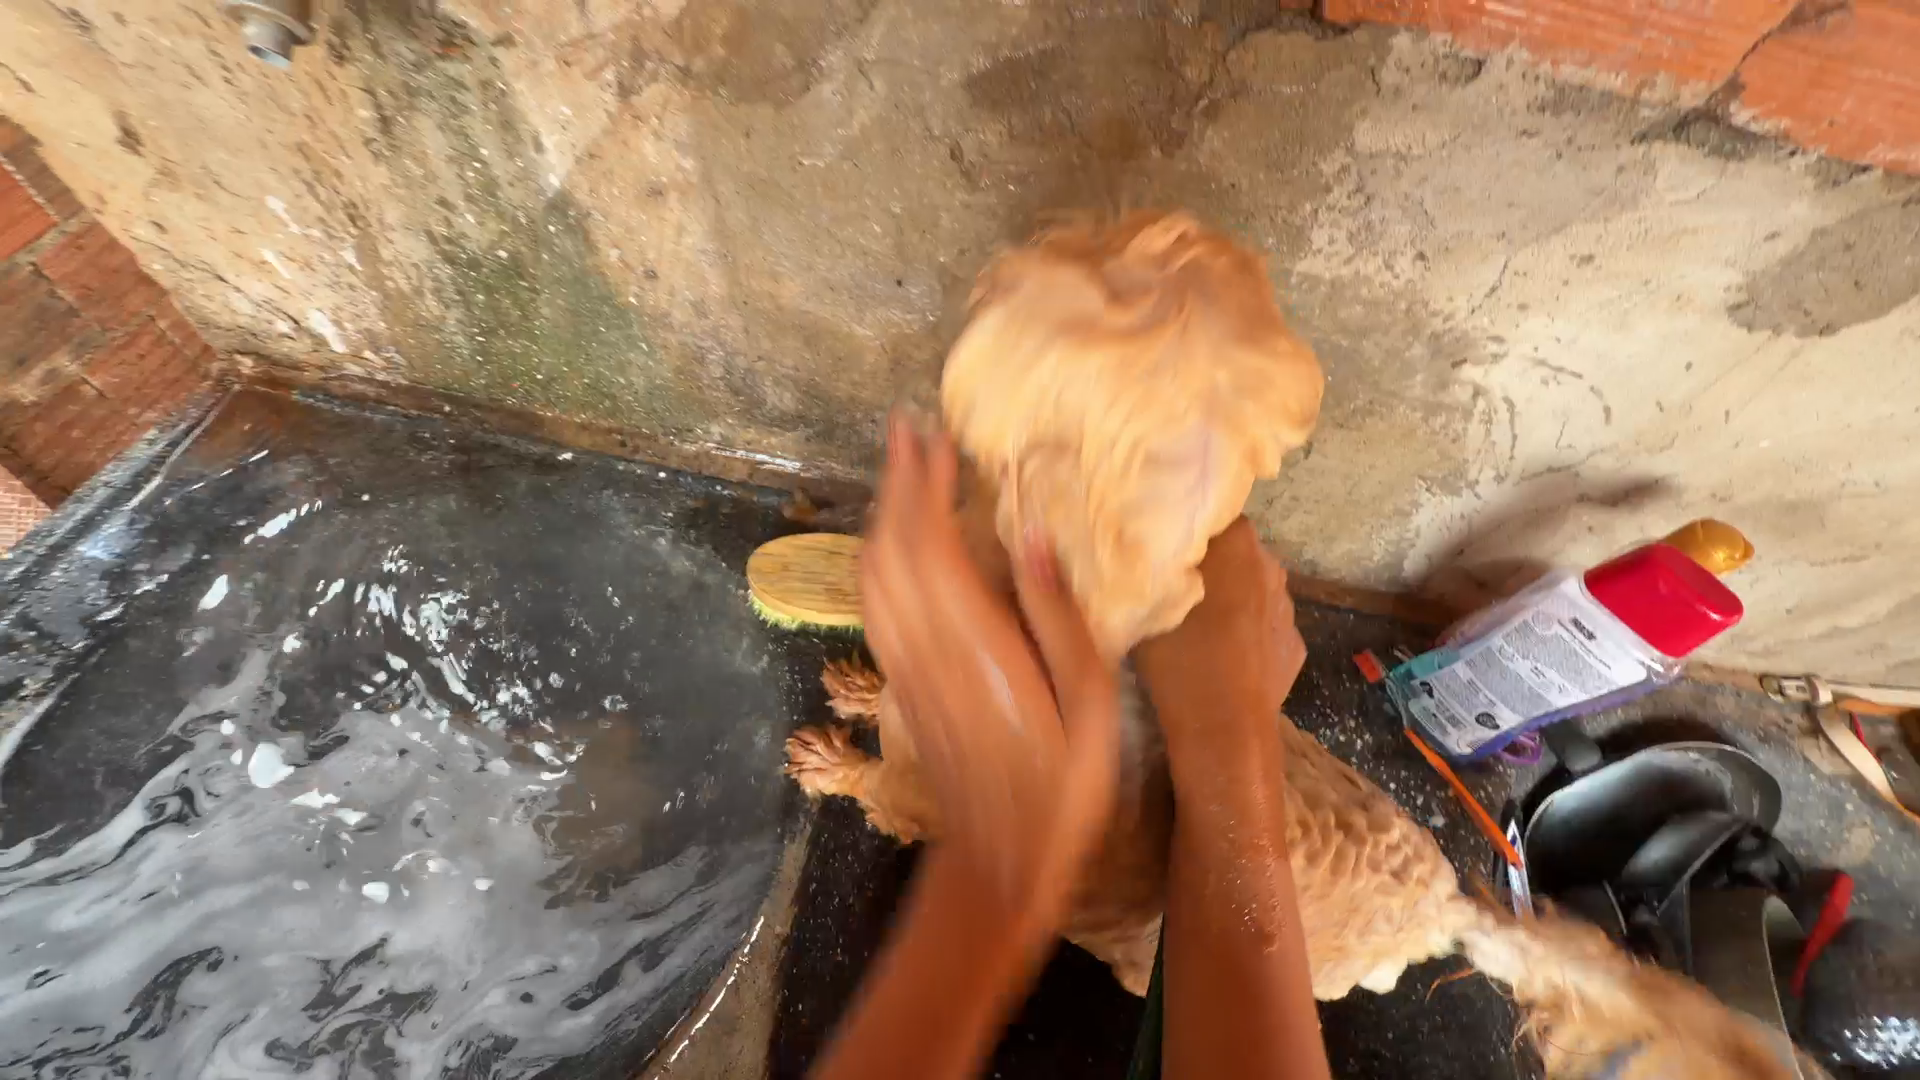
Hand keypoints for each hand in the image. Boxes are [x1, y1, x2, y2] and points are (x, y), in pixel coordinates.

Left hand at [860, 412, 1120, 922]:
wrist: (997, 858)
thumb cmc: (1061, 787)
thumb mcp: (1090, 704)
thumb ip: (1057, 617)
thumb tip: (1033, 536)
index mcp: (977, 645)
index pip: (935, 545)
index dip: (926, 486)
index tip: (930, 437)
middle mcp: (928, 646)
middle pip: (893, 548)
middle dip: (896, 483)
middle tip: (905, 430)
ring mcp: (905, 664)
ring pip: (873, 573)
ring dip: (881, 514)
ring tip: (897, 470)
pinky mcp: (900, 680)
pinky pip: (873, 604)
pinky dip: (875, 557)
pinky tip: (889, 540)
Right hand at [1134, 517, 1306, 725]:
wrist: (1225, 728)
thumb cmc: (1180, 660)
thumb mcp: (1145, 609)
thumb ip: (1148, 576)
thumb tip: (1138, 561)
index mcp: (1236, 546)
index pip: (1213, 515)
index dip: (1187, 528)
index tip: (1164, 546)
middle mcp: (1269, 566)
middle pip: (1234, 551)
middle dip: (1209, 562)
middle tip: (1174, 584)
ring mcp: (1287, 607)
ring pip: (1252, 587)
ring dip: (1230, 596)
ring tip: (1198, 625)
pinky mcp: (1294, 644)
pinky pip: (1264, 626)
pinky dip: (1246, 633)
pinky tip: (1223, 655)